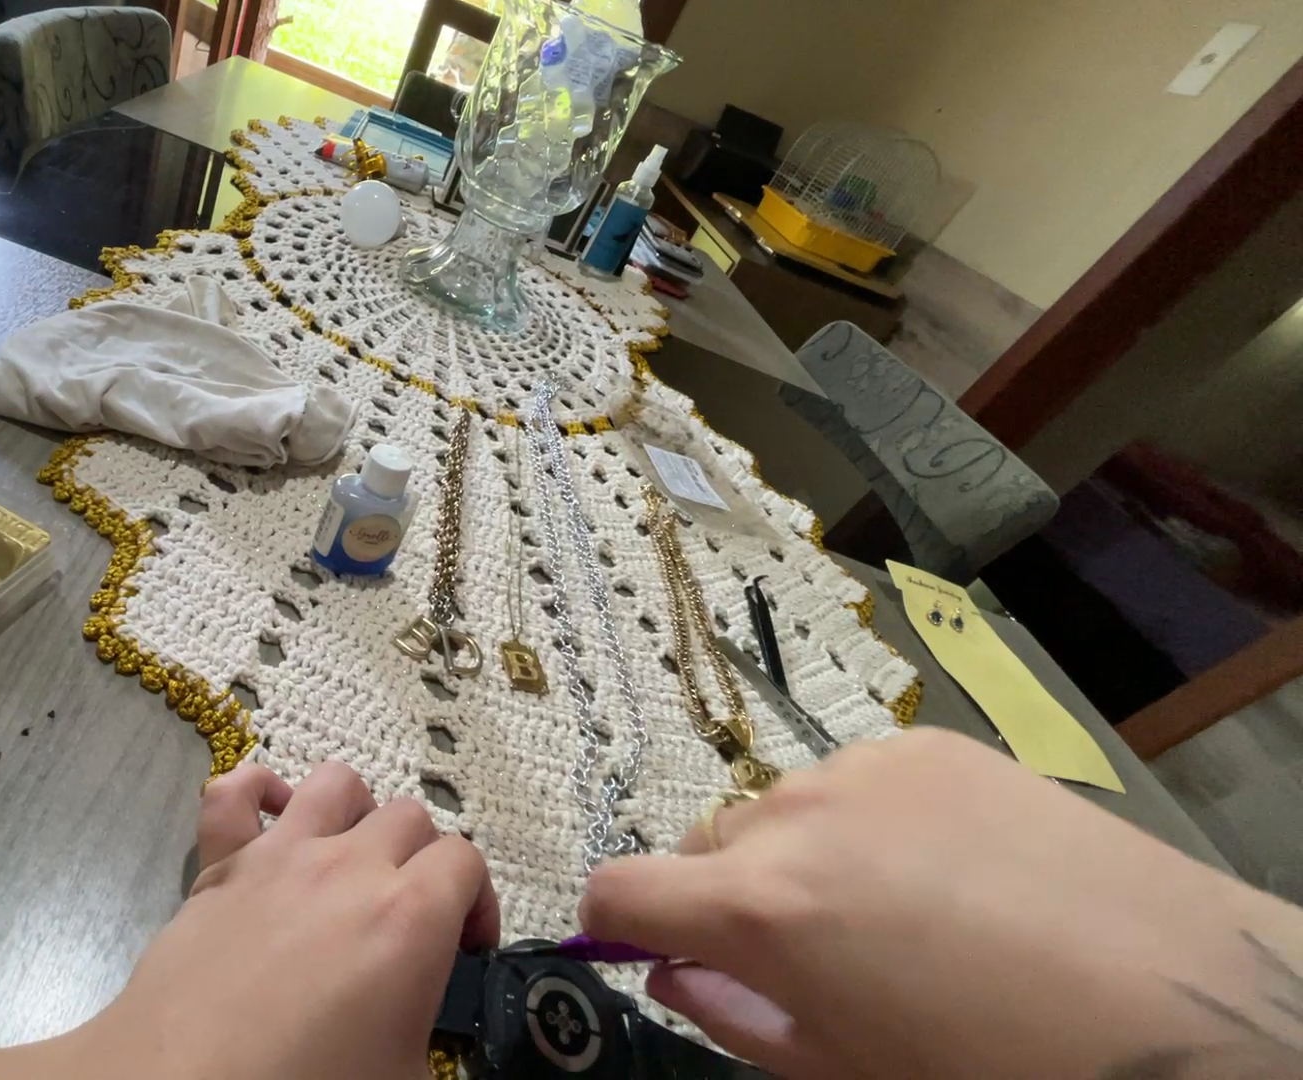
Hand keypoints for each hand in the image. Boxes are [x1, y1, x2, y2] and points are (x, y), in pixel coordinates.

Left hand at [18, 761, 496, 1079]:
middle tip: (408, 916)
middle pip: (410, 818)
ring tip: (351, 860)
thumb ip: (432, 1025)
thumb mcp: (404, 1074)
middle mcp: (349, 865)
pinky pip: (234, 792)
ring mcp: (281, 853)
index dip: (477, 899)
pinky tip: (271, 820)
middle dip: (423, 861)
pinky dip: (257, 791)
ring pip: (338, 783)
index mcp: (406, 916)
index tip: (465, 945)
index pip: (464, 861)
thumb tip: (427, 1013)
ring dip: (357, 813)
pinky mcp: (223, 861)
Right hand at [580, 728, 1302, 1078]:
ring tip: (893, 906)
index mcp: (762, 907)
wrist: (1217, 1018)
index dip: (610, 920)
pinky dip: (862, 822)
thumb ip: (734, 1018)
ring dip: (796, 855)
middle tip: (806, 947)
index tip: (630, 940)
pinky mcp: (919, 744)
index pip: (621, 888)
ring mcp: (855, 768)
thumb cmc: (1004, 1073)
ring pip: (776, 811)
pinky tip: (946, 867)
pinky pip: (849, 782)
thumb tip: (670, 972)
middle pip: (705, 845)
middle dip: (723, 893)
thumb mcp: (854, 1073)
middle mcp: (788, 816)